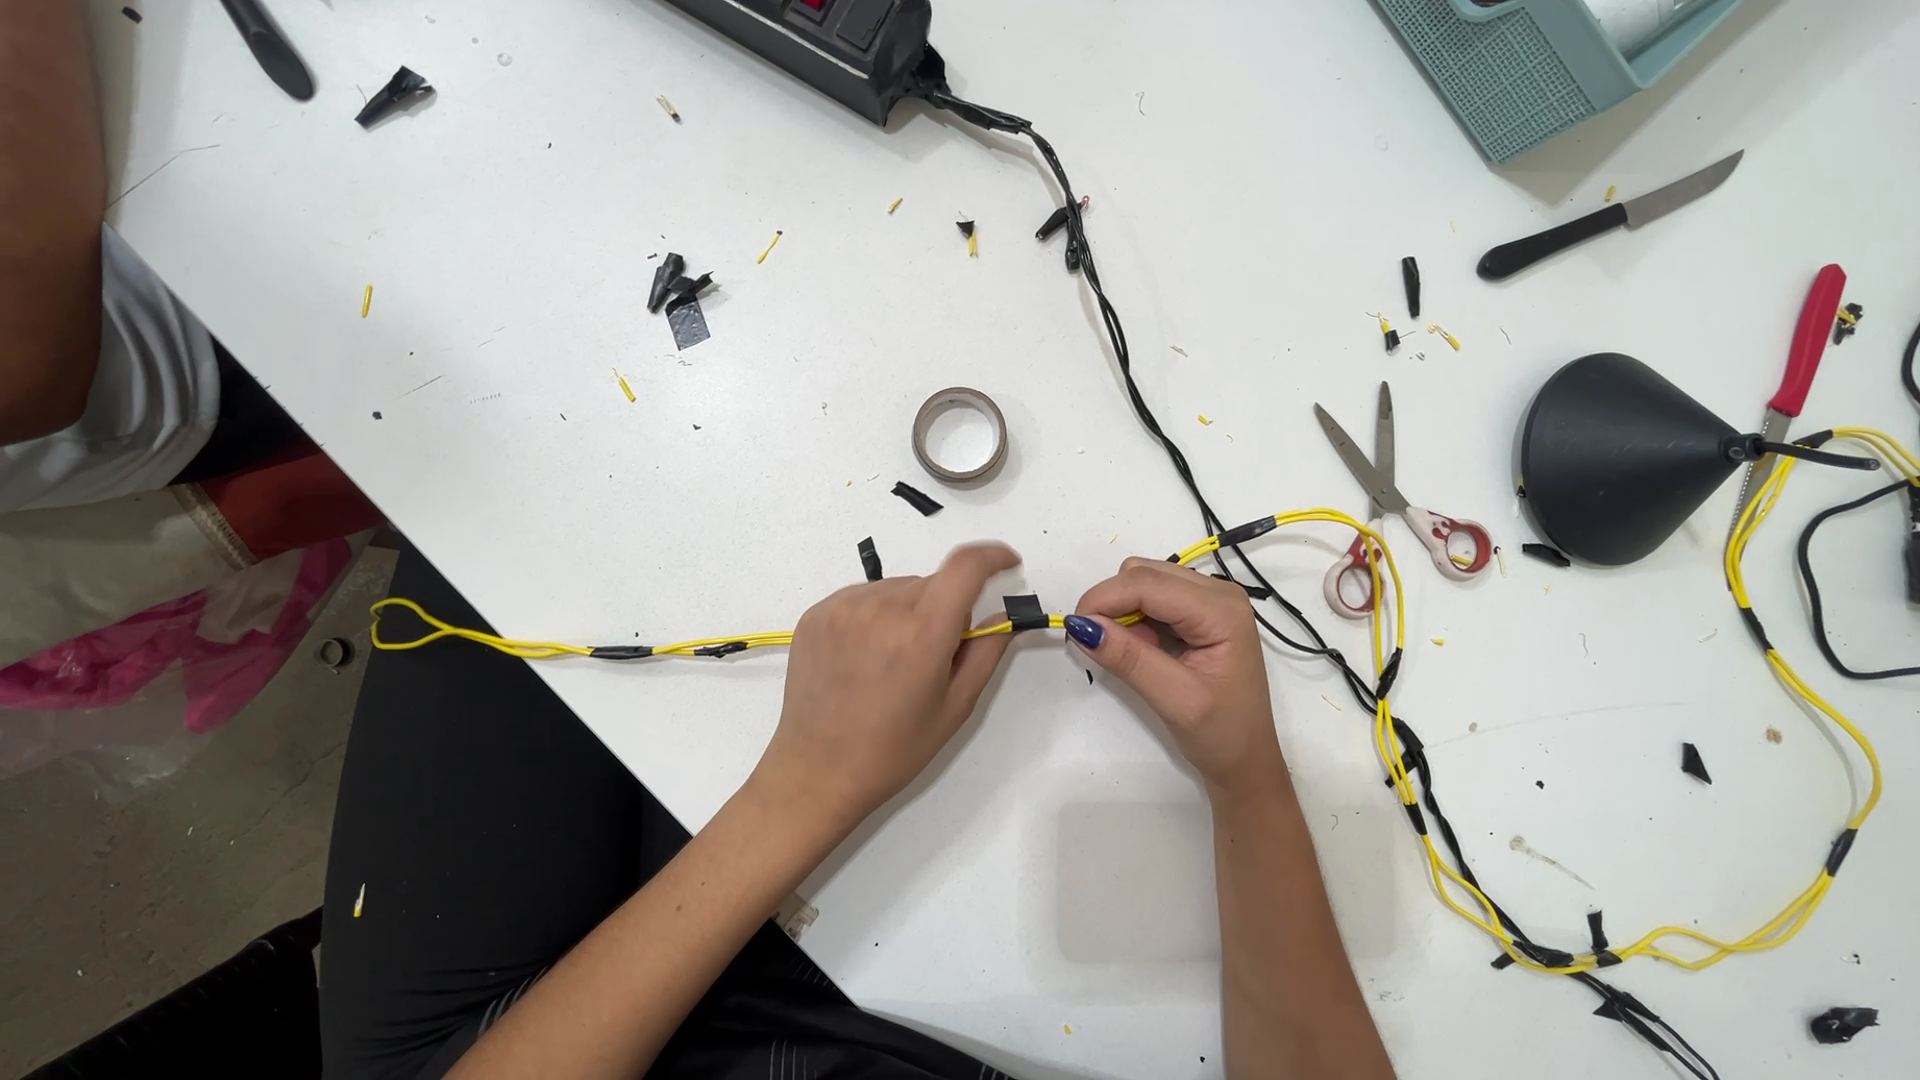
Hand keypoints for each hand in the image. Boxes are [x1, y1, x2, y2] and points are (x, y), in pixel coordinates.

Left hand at [752, 543, 1020, 831]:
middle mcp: (880, 609)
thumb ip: (986, 652)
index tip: (1007, 562)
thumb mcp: (954, 707)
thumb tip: (1004, 615)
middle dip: (947, 606)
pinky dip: (877, 614)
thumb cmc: (893, 749)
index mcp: (921, 634)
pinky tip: (867, 656)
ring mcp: (842, 607)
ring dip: (910, 609)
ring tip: (895, 660)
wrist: (816, 770)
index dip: (992, 556)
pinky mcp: (816, 614)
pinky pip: (864, 597)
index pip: (965, 567)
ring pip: (898, 588)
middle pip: (932, 582)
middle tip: (938, 652)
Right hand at [1066, 558, 1281, 792]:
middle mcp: (1217, 593)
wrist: (1246, 758)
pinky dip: (1134, 618)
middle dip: (1112, 603)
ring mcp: (1208, 600)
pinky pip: (1150, 596)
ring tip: (1134, 653)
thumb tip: (1081, 625)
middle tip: (1106, 648)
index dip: (1104, 599)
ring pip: (1143, 580)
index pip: (1147, 584)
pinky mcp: (1196, 611)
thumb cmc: (1222, 734)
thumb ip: (1129, 659)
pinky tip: (1144, 649)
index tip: (1074, 630)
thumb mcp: (1175, 700)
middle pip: (1143, 574)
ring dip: (1123, 611)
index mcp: (1222, 611)